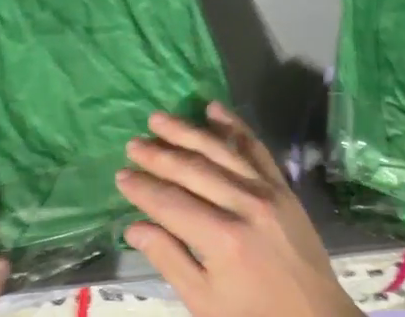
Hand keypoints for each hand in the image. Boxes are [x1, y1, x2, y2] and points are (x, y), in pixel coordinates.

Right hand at [117, 103, 359, 316]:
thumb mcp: (206, 303)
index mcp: (222, 238)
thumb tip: (133, 227)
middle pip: (192, 170)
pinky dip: (234, 126)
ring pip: (220, 150)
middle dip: (158, 155)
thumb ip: (170, 260)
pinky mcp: (283, 186)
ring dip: (187, 131)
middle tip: (133, 144)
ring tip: (159, 119)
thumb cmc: (254, 316)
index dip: (143, 188)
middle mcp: (244, 204)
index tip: (121, 175)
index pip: (170, 203)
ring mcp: (267, 190)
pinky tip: (213, 108)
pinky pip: (255, 148)